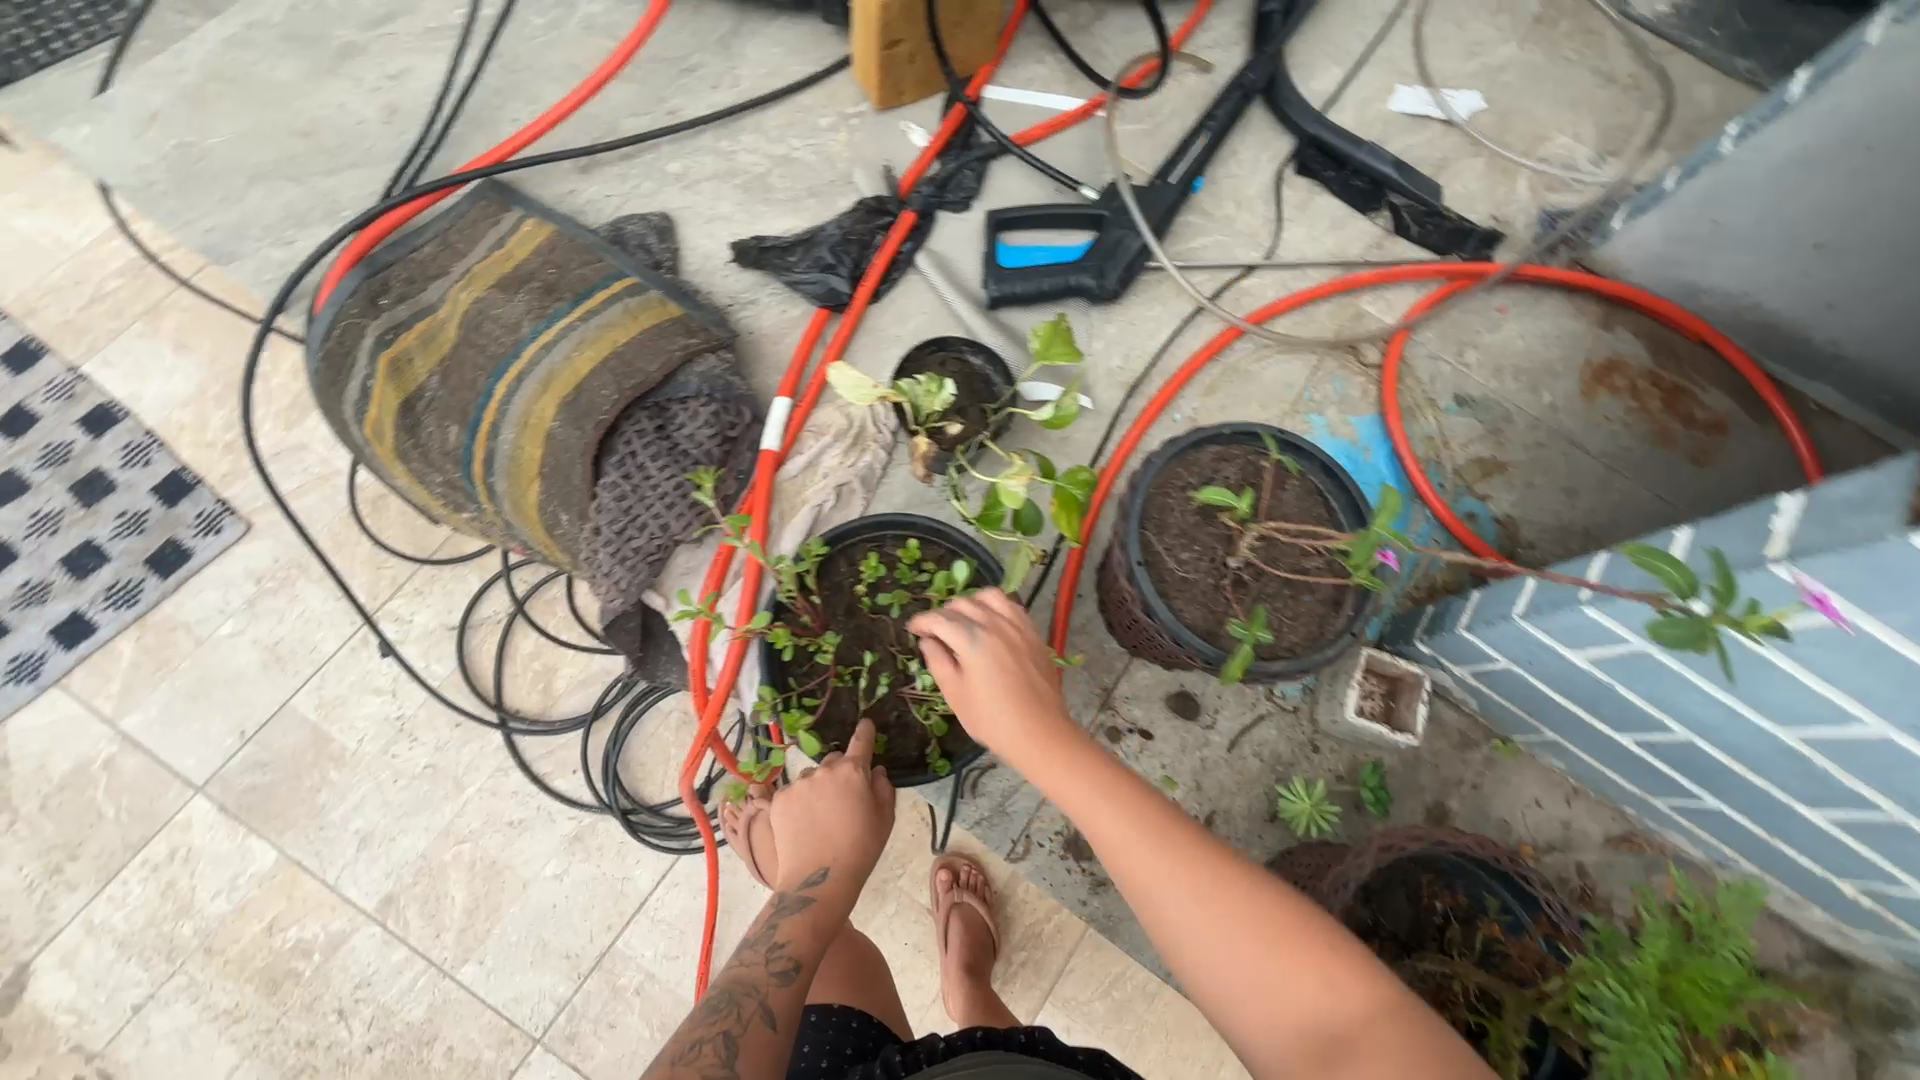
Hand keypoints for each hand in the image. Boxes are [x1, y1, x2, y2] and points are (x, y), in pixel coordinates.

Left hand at [766, 717, 895, 895]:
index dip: (864, 731)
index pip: (861, 741)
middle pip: (834, 761)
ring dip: (819, 787)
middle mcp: (824, 770)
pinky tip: (804, 823)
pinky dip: (800, 802)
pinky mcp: (779, 799)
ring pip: (812, 777)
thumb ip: (884, 788)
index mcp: (853, 772)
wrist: (819, 878)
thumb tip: (876, 771)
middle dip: (841, 771)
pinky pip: (794, 792)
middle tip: (844, 798)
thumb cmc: (861, 850)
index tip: (865, 724)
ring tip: (821, 817)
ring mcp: (799, 783)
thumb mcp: (885, 820)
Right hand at [906, 589, 1078, 765]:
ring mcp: (1017, 625)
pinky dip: (995, 606)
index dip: (922, 621)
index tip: (912, 629)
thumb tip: (928, 641)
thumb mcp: (955, 695)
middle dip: (943, 613)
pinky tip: (990, 621)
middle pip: (962, 604)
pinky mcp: (1033, 632)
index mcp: (972, 640)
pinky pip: (1011, 605)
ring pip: (988, 597)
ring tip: (963, 620)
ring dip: (970, 603)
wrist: (1040, 732)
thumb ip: (938, 662)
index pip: (940, 619)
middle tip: (934, 630)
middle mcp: (995, 624)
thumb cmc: (992, 720)